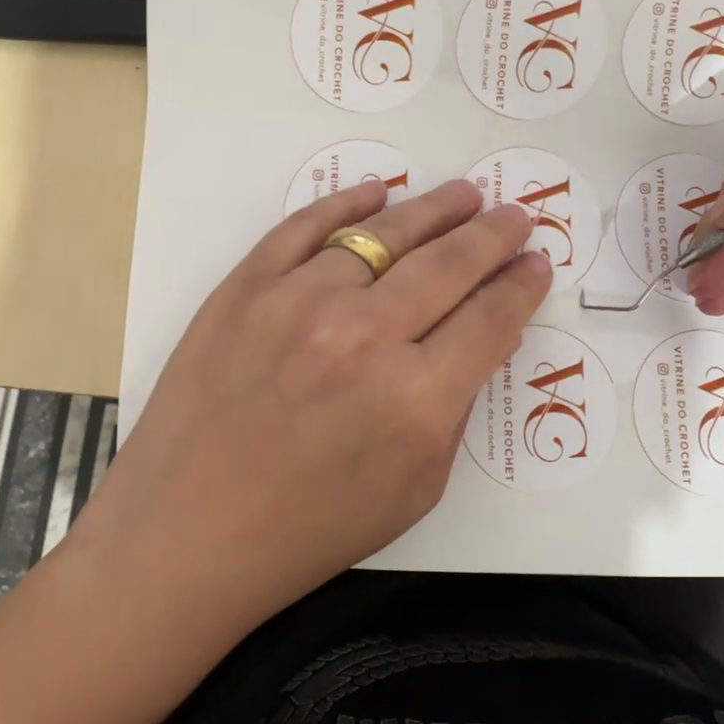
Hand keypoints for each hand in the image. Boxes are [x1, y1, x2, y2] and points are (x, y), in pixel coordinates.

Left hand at [69, 179, 549, 630]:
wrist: (187, 531)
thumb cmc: (307, 529)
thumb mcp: (414, 491)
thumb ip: (454, 410)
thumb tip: (480, 339)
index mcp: (416, 399)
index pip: (490, 320)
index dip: (520, 286)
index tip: (537, 263)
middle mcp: (365, 336)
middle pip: (448, 264)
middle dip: (492, 235)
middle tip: (514, 215)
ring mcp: (299, 301)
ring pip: (383, 234)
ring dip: (432, 209)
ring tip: (462, 194)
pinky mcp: (245, 286)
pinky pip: (305, 226)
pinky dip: (346, 203)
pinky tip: (376, 192)